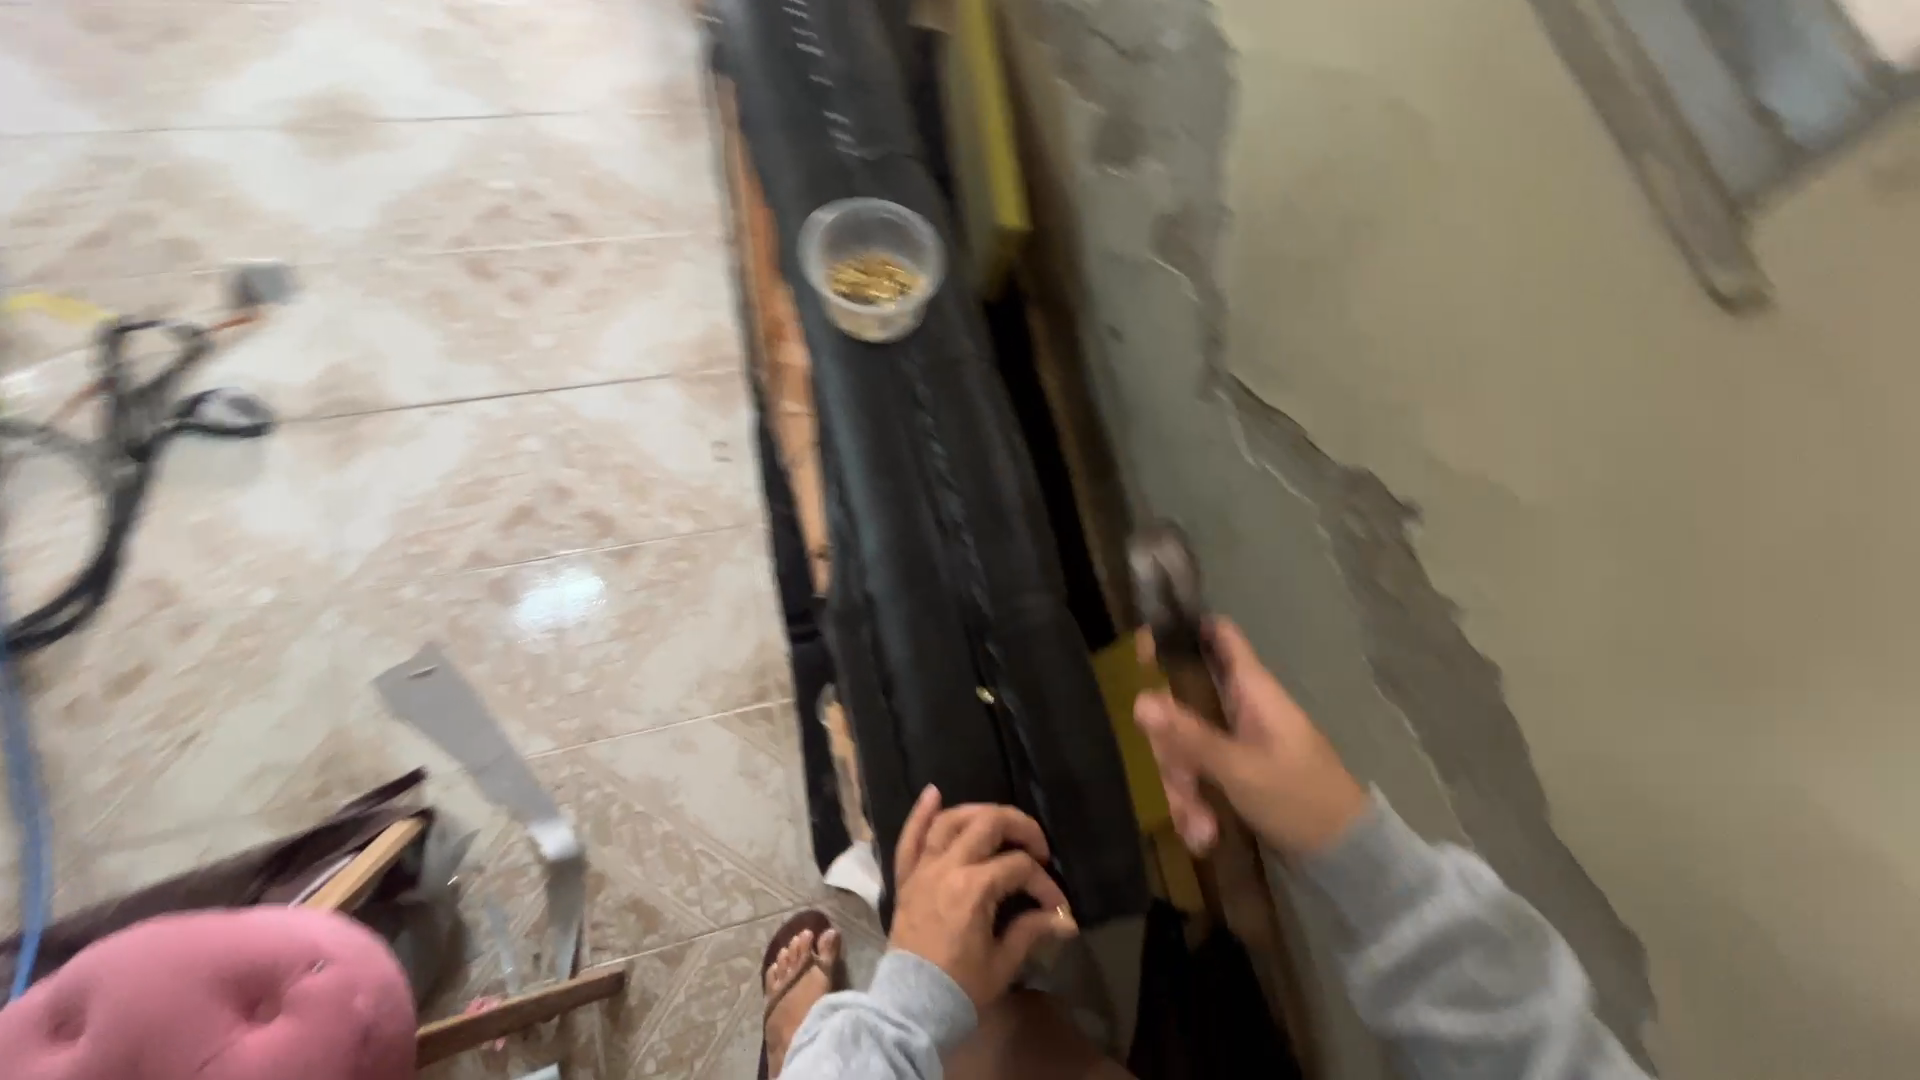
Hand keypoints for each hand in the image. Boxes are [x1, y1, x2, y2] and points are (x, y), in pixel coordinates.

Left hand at [887, 786, 1078, 1007]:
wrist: (912, 1008)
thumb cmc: (961, 988)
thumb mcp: (1003, 963)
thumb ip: (1031, 931)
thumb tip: (1066, 920)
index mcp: (974, 888)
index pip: (1018, 867)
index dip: (1043, 883)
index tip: (1056, 906)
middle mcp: (947, 867)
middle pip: (987, 825)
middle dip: (1019, 827)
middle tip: (1037, 846)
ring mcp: (923, 869)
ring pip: (950, 821)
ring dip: (977, 812)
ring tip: (1000, 818)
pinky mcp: (906, 878)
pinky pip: (909, 838)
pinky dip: (920, 814)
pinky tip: (934, 792)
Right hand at [1134, 618, 1368, 857]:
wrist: (1344, 855)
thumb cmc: (1300, 798)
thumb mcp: (1240, 769)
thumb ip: (1189, 735)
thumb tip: (1138, 700)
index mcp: (1252, 691)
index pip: (1219, 637)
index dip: (1183, 630)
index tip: (1143, 645)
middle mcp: (1241, 707)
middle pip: (1184, 703)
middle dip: (1172, 748)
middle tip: (1177, 786)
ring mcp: (1237, 739)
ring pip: (1186, 745)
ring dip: (1184, 789)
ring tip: (1198, 827)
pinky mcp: (1235, 770)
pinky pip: (1199, 773)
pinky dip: (1196, 804)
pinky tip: (1202, 834)